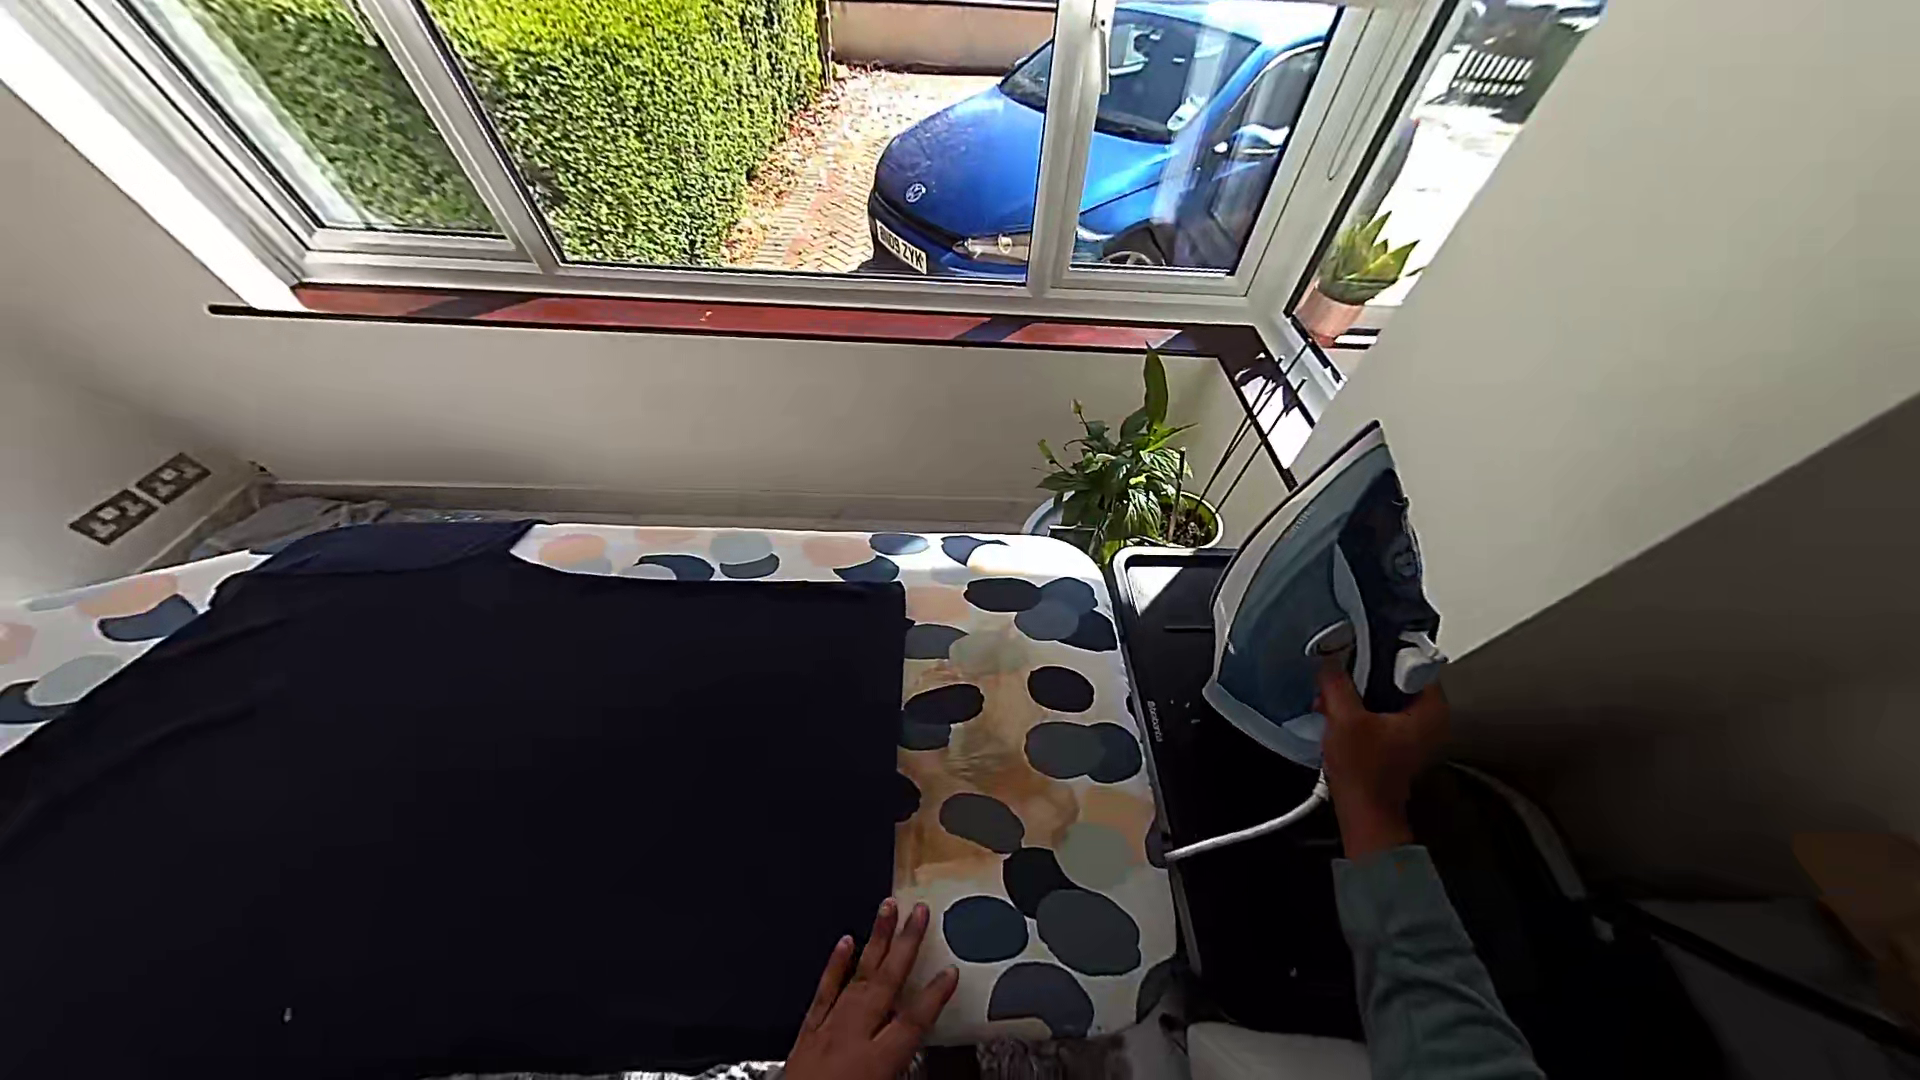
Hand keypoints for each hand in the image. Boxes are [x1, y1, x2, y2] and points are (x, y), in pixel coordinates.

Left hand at [784, 898, 958, 1079]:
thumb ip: (900, 1071)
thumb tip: (918, 1054)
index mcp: (875, 1063)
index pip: (913, 1021)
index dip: (934, 995)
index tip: (951, 970)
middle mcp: (853, 1037)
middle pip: (886, 982)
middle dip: (906, 944)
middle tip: (920, 910)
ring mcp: (828, 1030)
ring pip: (858, 976)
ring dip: (876, 940)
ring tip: (888, 907)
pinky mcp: (807, 1033)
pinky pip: (824, 992)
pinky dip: (835, 966)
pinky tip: (845, 940)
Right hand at [1315, 663, 1448, 859]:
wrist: (1363, 808)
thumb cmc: (1365, 772)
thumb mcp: (1344, 718)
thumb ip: (1337, 682)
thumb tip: (1330, 659)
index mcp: (1431, 710)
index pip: (1412, 661)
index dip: (1381, 653)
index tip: (1357, 651)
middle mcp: (1428, 716)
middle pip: (1394, 674)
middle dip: (1361, 673)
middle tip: (1340, 677)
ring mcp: (1413, 727)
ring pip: (1382, 690)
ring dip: (1353, 690)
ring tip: (1332, 698)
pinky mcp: (1395, 736)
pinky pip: (1376, 706)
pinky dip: (1355, 705)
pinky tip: (1334, 711)